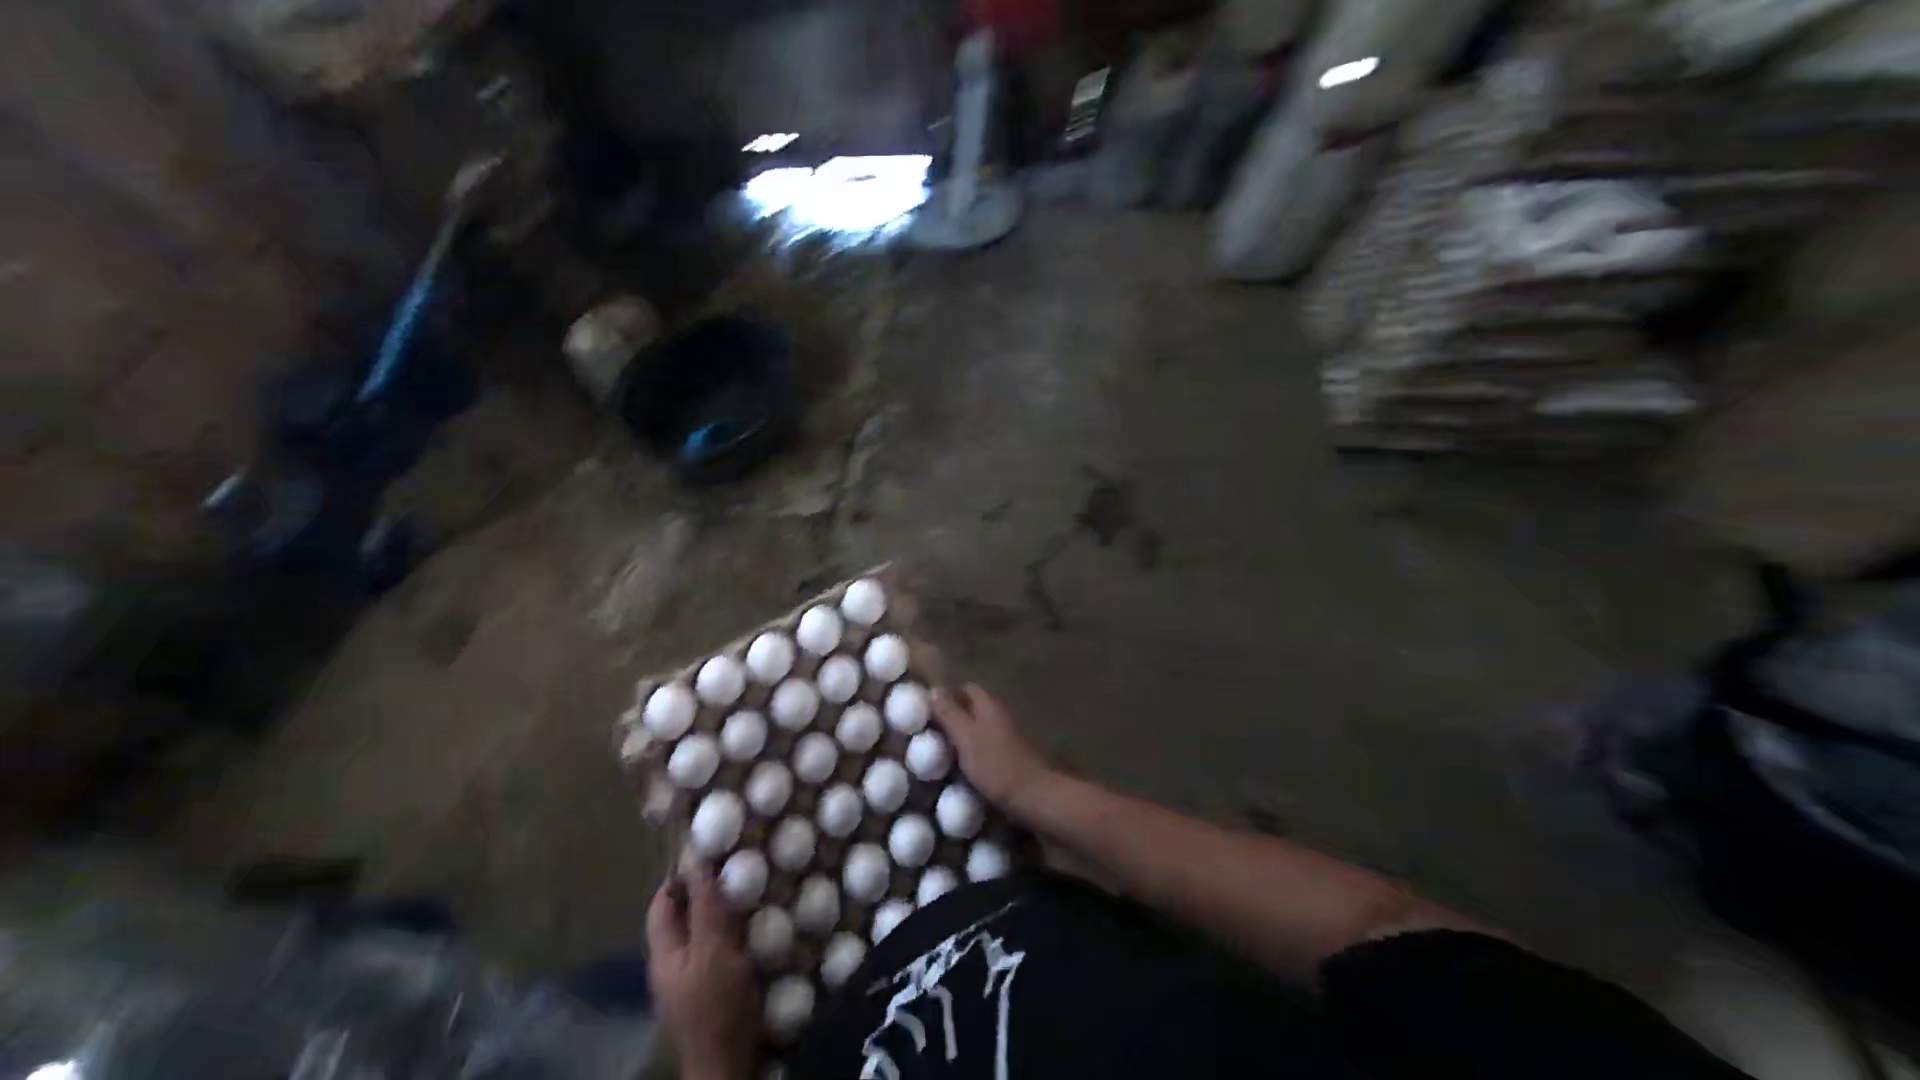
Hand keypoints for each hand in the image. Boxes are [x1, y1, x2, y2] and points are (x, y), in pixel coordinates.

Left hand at [648, 870, 759, 1079]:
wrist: (726, 1065)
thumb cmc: (717, 1005)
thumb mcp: (714, 949)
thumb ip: (705, 907)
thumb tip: (697, 862)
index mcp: (663, 952)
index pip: (661, 903)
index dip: (680, 877)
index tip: (711, 856)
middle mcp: (670, 965)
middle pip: (680, 918)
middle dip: (704, 894)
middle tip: (736, 874)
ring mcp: (687, 982)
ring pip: (699, 934)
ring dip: (720, 915)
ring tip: (749, 897)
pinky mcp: (707, 994)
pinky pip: (714, 953)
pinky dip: (729, 936)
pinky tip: (752, 933)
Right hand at [932, 684, 1056, 818]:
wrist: (1032, 795)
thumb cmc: (995, 764)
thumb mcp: (965, 737)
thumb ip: (949, 713)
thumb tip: (934, 689)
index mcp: (988, 704)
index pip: (964, 688)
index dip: (946, 695)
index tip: (926, 711)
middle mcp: (999, 713)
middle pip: (971, 707)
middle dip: (951, 716)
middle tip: (930, 732)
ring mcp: (1007, 733)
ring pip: (978, 726)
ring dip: (960, 734)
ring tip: (940, 750)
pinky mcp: (1010, 753)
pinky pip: (985, 743)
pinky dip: (971, 749)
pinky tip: (960, 765)